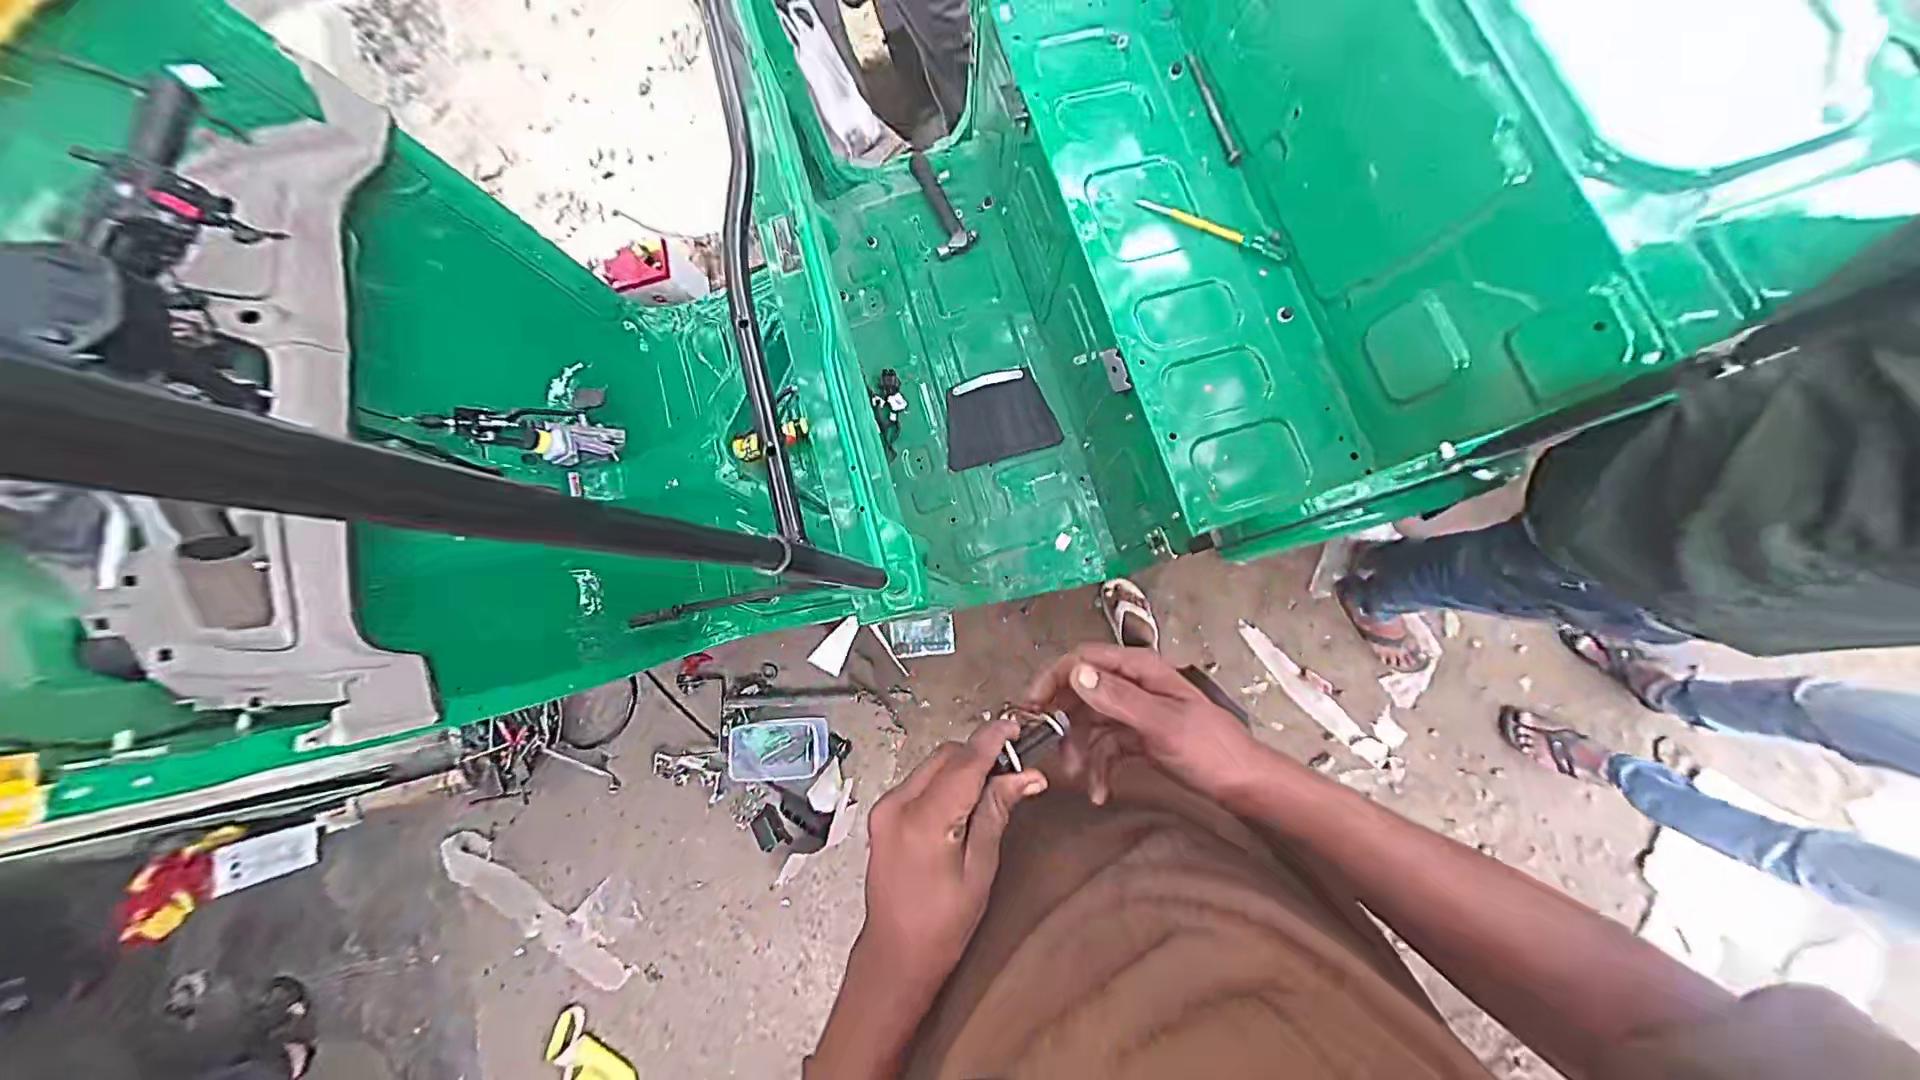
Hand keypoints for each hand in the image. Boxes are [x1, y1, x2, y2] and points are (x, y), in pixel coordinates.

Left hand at [856, 715, 1047, 986]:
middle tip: (1012, 769)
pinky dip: (945, 779)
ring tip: (990, 788)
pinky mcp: (882, 813)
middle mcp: (897, 805)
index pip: (964, 763)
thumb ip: (997, 812)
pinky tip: (963, 800)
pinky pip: (920, 779)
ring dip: (962, 766)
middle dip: (979, 755)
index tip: (1014, 727)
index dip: (992, 740)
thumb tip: (1026, 776)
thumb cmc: (940, 926)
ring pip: (933, 764)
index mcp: (923, 821)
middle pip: (947, 756)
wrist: (895, 954)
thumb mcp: (980, 869)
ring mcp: (885, 807)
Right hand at [1025, 645, 1277, 807]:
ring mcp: (1134, 711)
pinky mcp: (1136, 736)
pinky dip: (1097, 767)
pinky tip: (1098, 789)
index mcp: (1140, 669)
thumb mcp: (1162, 723)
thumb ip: (1118, 698)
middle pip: (1081, 692)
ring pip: (1089, 722)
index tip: (1033, 704)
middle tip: (1049, 744)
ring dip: (1079, 750)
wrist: (1244, 785)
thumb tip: (1076, 674)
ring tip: (1078, 775)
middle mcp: (1133, 685)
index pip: (1084, 660)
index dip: (1054, 678)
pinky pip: (1104, 746)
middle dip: (1064, 721)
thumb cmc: (1213, 749)